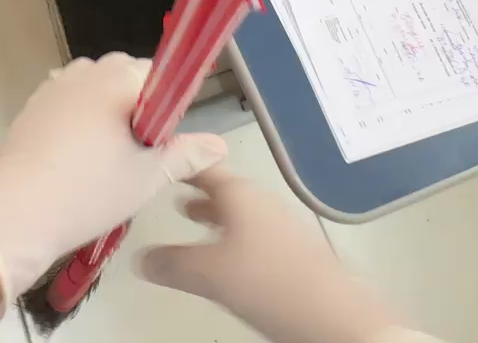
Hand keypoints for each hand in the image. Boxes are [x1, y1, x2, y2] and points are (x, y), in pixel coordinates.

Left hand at [0, 54, 226, 301]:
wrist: (19, 208)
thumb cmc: (90, 191)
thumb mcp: (146, 178)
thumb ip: (185, 155)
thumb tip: (220, 144)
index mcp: (119, 80)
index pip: (158, 71)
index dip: (168, 100)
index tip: (165, 134)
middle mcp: (86, 70)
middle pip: (123, 72)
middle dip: (137, 101)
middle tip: (139, 148)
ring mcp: (55, 83)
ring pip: (93, 82)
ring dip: (106, 104)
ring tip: (107, 151)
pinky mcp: (34, 101)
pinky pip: (67, 95)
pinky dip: (79, 112)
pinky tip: (77, 149)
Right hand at [140, 166, 400, 342]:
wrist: (340, 321)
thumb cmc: (270, 283)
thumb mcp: (209, 275)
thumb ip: (170, 263)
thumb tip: (137, 258)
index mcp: (236, 192)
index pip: (199, 163)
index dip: (177, 159)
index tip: (155, 157)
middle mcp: (258, 199)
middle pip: (220, 186)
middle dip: (195, 190)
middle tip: (170, 192)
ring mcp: (280, 222)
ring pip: (238, 208)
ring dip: (214, 213)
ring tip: (193, 221)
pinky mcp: (295, 248)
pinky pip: (254, 228)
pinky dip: (234, 231)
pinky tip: (229, 254)